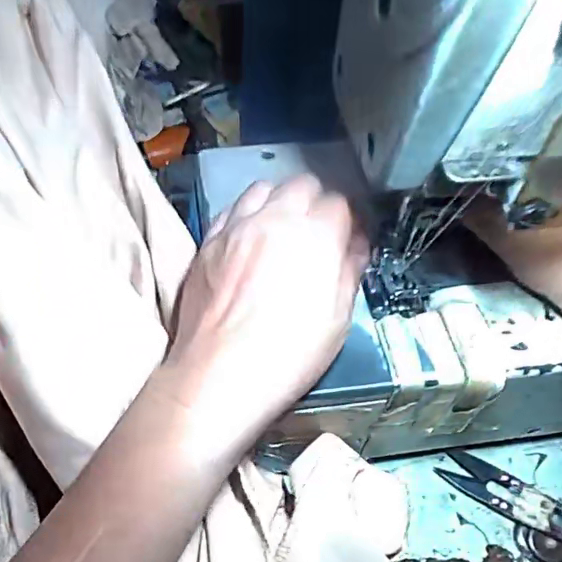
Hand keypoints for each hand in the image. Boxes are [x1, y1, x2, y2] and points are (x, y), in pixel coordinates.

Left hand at [160, 174, 368, 452]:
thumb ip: (348, 273)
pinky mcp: (207, 242)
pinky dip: (246, 216)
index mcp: (315, 236)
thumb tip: (355, 249)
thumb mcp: (337, 320)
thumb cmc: (287, 355)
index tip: (349, 241)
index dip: (349, 223)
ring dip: (279, 202)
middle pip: (302, 186)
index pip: (341, 204)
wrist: (218, 375)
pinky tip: (249, 240)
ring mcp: (235, 227)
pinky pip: (231, 210)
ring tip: (282, 231)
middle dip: (316, 204)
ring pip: (263, 189)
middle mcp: (274, 219)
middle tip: (319, 235)